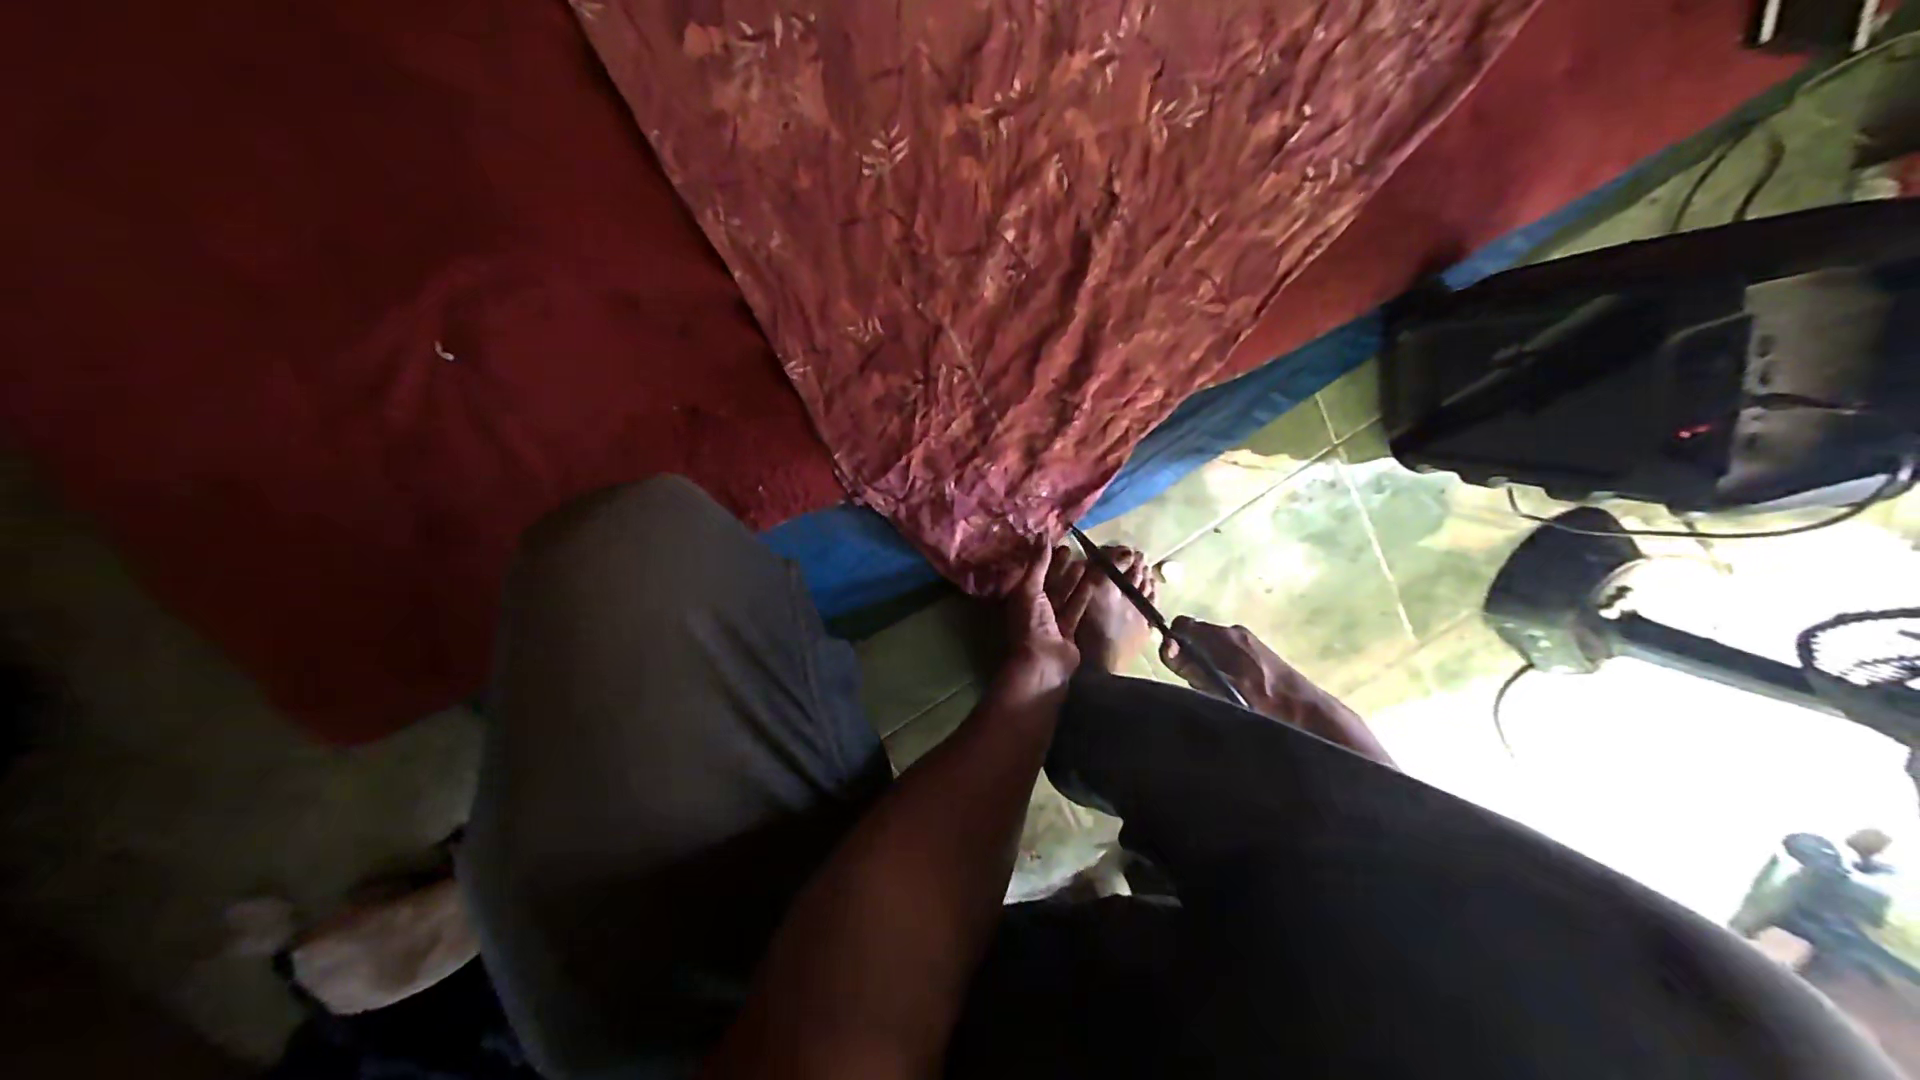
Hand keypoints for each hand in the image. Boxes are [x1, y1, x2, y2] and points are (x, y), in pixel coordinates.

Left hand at [995, 545, 1089, 706]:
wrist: (1044, 662)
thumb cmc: (1031, 623)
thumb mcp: (1030, 589)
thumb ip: (1037, 564)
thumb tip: (1041, 535)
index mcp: (1021, 599)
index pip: (1033, 574)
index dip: (1044, 560)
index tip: (1058, 544)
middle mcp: (1036, 608)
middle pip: (1050, 583)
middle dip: (1061, 567)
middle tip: (1075, 550)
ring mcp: (1053, 620)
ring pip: (1066, 594)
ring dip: (1076, 579)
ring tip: (1088, 561)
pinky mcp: (1070, 630)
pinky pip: (1078, 607)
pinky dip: (1085, 594)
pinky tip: (1095, 580)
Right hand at [1161, 617, 1394, 766]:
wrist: (1307, 715)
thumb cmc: (1259, 702)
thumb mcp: (1216, 687)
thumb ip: (1189, 665)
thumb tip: (1167, 645)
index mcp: (1222, 635)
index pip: (1181, 626)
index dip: (1173, 643)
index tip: (1176, 666)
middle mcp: (1234, 632)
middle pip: (1196, 636)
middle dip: (1190, 656)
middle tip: (1197, 683)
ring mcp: (1249, 642)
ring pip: (1212, 647)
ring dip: (1207, 665)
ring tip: (1218, 691)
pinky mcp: (1260, 653)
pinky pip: (1228, 655)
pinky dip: (1223, 668)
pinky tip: (1234, 691)